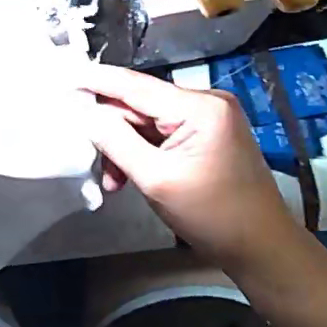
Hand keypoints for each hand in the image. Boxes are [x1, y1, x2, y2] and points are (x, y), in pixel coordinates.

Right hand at [77, 63, 300, 266]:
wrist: (263, 250)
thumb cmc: (213, 216)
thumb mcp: (156, 179)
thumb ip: (116, 141)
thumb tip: (84, 113)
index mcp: (200, 107)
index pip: (135, 85)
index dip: (96, 80)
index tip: (63, 76)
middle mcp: (205, 102)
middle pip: (139, 105)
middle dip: (111, 131)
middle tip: (88, 156)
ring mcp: (207, 117)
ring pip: (145, 121)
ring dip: (124, 148)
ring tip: (113, 180)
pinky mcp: (205, 133)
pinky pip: (160, 133)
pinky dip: (142, 152)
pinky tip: (128, 176)